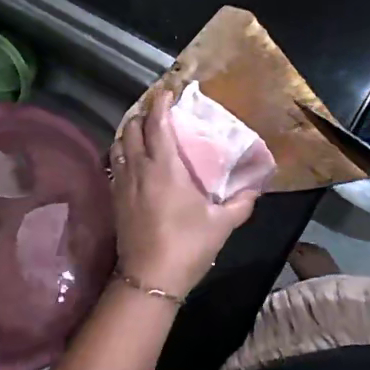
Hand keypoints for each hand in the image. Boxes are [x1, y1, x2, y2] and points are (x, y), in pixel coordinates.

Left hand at [109, 89, 258, 297]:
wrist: (149, 277)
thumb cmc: (188, 245)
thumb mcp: (222, 224)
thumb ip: (241, 203)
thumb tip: (255, 190)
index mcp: (164, 167)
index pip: (156, 123)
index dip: (160, 103)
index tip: (167, 91)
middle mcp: (138, 168)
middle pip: (132, 128)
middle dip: (142, 113)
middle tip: (156, 110)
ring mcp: (122, 183)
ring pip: (118, 144)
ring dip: (129, 131)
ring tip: (142, 130)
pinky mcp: (114, 199)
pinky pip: (114, 164)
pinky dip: (122, 152)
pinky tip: (131, 160)